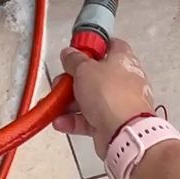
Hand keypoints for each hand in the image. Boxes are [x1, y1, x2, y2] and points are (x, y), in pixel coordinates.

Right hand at [53, 37, 156, 158]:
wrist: (124, 133)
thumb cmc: (107, 93)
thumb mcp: (84, 69)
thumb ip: (74, 60)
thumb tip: (69, 53)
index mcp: (123, 60)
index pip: (111, 45)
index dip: (93, 46)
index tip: (77, 51)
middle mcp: (123, 80)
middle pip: (94, 75)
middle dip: (73, 80)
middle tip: (60, 83)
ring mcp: (118, 103)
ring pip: (90, 99)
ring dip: (69, 103)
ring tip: (55, 106)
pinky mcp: (112, 124)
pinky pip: (89, 119)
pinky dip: (74, 120)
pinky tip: (59, 122)